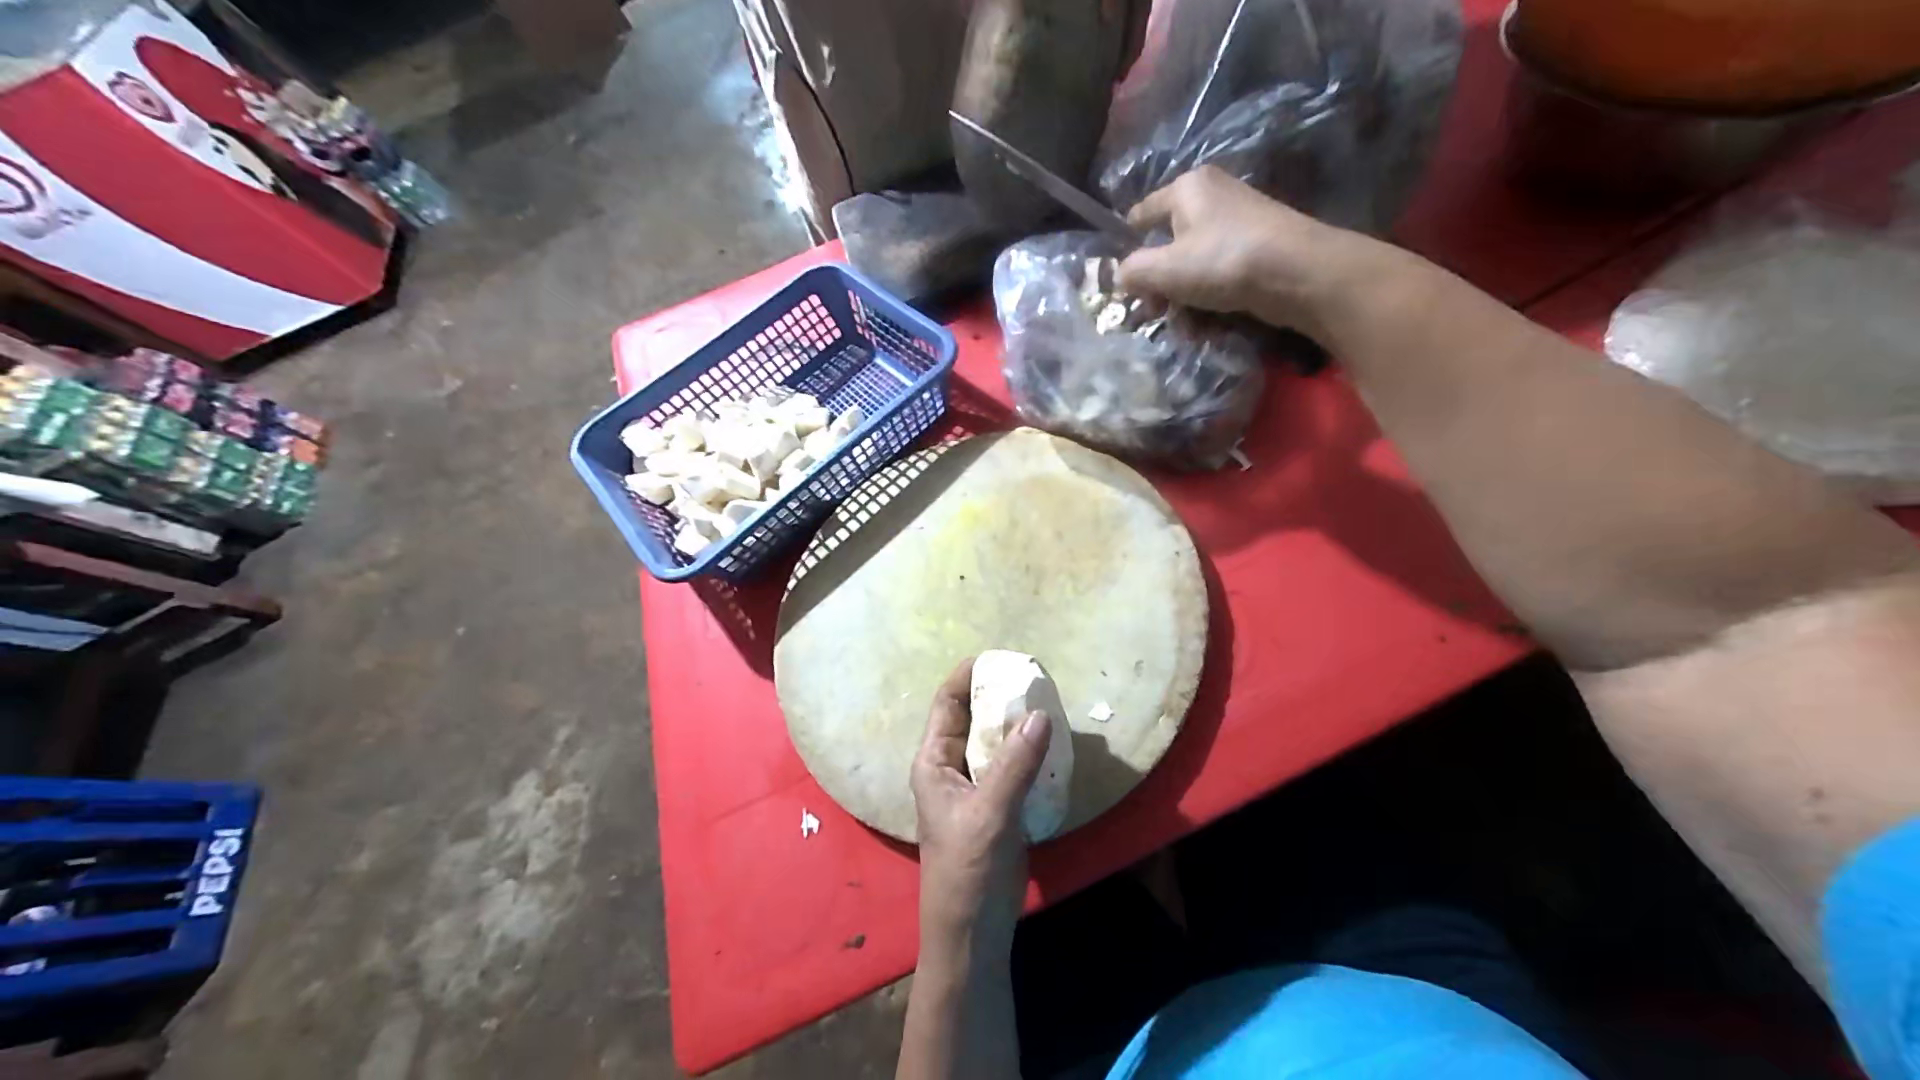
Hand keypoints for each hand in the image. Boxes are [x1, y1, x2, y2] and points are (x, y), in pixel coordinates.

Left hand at [910, 658, 1052, 957]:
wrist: (974, 930)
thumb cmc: (967, 869)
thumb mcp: (990, 814)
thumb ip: (1014, 765)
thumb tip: (1040, 714)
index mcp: (934, 762)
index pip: (946, 704)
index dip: (967, 676)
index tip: (998, 656)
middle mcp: (951, 767)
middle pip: (973, 717)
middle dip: (998, 696)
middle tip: (1033, 676)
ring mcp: (975, 786)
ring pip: (995, 741)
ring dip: (1016, 722)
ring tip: (1047, 700)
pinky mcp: (997, 804)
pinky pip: (1013, 765)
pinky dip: (1030, 750)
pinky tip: (1053, 742)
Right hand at [1116, 165, 1399, 342]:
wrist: (1299, 274)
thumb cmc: (1223, 261)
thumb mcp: (1163, 270)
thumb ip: (1132, 272)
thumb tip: (1119, 277)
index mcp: (1187, 188)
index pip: (1141, 214)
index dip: (1125, 246)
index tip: (1120, 282)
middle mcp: (1212, 197)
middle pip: (1167, 245)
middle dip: (1157, 285)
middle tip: (1153, 314)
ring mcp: (1237, 223)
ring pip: (1191, 266)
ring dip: (1181, 301)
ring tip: (1183, 328)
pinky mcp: (1256, 249)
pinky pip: (1217, 276)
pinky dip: (1207, 300)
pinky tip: (1205, 327)